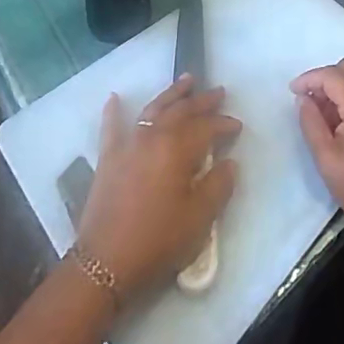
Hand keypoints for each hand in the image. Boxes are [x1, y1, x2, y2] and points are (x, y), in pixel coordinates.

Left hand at [78, 76, 240, 294]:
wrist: (105, 263)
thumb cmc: (159, 239)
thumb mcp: (200, 218)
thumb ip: (218, 185)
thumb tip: (229, 162)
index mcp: (178, 148)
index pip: (207, 127)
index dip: (224, 124)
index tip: (237, 126)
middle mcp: (153, 137)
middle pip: (181, 111)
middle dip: (202, 100)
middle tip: (218, 92)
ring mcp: (128, 144)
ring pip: (153, 109)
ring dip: (171, 94)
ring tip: (186, 80)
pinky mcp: (108, 159)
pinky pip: (111, 127)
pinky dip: (113, 111)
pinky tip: (115, 98)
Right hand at [292, 59, 343, 229]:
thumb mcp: (325, 157)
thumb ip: (311, 121)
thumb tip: (303, 98)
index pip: (332, 76)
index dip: (309, 79)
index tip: (292, 92)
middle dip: (324, 79)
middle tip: (308, 101)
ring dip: (338, 86)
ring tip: (322, 113)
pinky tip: (340, 119)